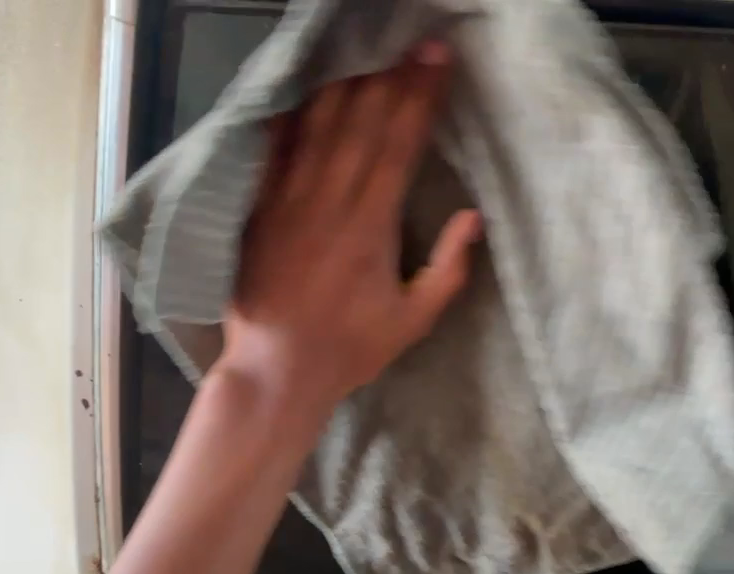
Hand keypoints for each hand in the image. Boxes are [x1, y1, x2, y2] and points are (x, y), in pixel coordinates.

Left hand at [222, 40, 482, 409]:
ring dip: (348, 84)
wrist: (277, 367)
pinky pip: (277, 144)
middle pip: (361, 118)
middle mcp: (328, 198)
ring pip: (318, 120)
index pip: (399, 141)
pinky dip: (296, 112)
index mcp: (369, 224)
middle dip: (393, 76)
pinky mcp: (260, 205)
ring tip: (370, 60)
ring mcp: (288, 196)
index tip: (438, 59)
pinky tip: (309, 92)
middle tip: (415, 45)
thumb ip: (447, 270)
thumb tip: (472, 218)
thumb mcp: (413, 322)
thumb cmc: (350, 349)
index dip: (420, 95)